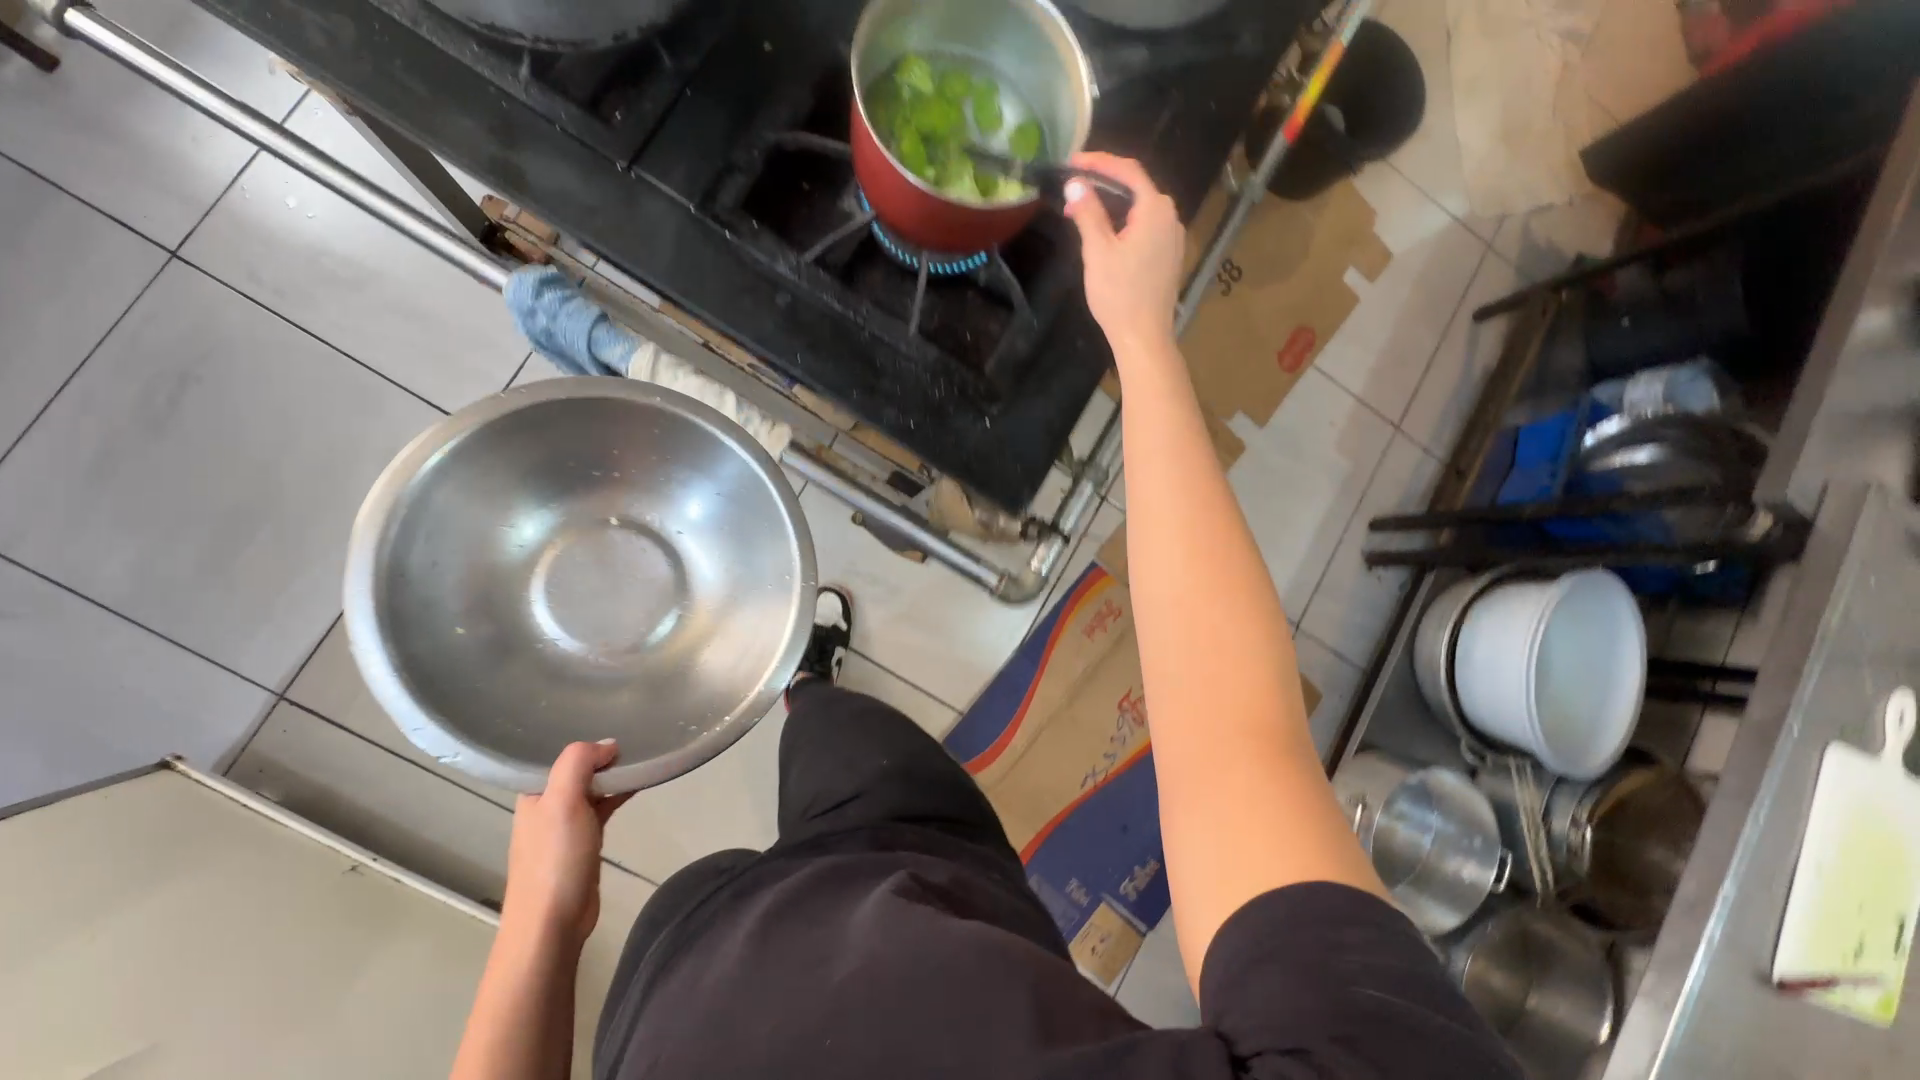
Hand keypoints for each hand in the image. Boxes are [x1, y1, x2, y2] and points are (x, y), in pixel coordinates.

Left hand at [502, 740, 632, 945]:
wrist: (552, 921)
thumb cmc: (555, 858)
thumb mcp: (562, 801)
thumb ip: (578, 764)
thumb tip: (609, 745)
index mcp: (533, 792)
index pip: (560, 755)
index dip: (588, 742)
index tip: (619, 730)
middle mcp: (546, 805)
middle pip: (577, 770)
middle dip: (603, 756)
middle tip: (638, 740)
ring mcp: (565, 826)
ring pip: (592, 788)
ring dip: (613, 776)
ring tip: (643, 758)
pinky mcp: (583, 843)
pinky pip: (602, 808)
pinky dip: (617, 795)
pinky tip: (637, 787)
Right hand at [1063, 152, 1184, 352]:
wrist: (1143, 337)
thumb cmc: (1119, 294)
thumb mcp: (1097, 251)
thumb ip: (1088, 212)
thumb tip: (1076, 183)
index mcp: (1155, 209)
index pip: (1128, 171)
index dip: (1099, 162)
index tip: (1073, 161)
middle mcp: (1170, 216)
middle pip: (1136, 187)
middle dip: (1103, 184)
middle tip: (1072, 188)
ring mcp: (1173, 237)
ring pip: (1140, 208)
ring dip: (1111, 205)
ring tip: (1080, 210)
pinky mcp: (1170, 254)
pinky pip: (1145, 226)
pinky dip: (1123, 222)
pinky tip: (1103, 232)